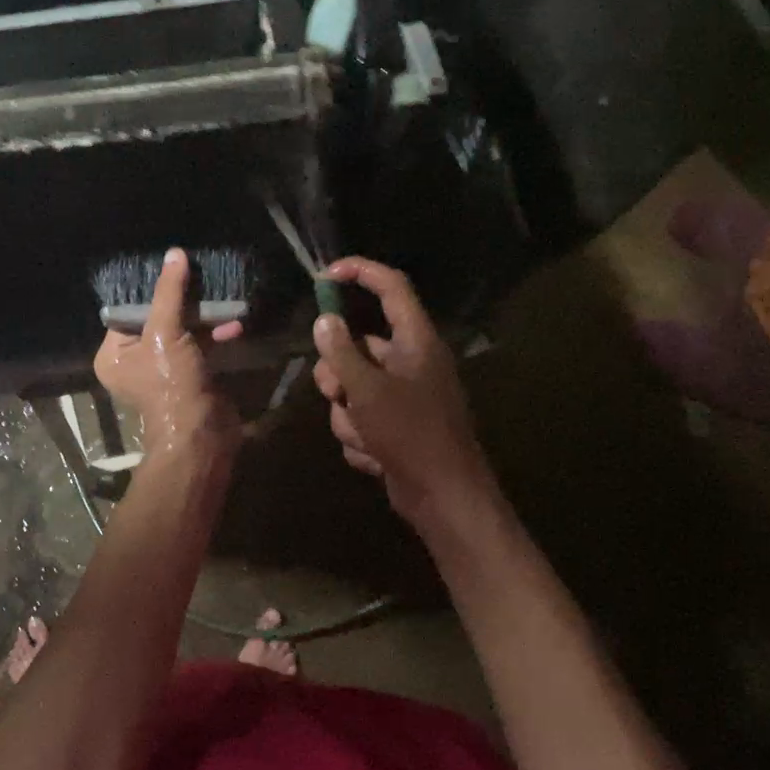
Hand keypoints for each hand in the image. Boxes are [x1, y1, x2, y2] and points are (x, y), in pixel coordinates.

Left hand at [94, 248, 243, 457]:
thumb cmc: (170, 383)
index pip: (127, 310)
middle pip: (156, 318)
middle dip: (181, 300)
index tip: (169, 265)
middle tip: (198, 274)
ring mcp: (163, 369)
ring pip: (181, 331)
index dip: (148, 289)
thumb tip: (174, 254)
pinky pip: (200, 346)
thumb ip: (169, 293)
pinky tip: (235, 321)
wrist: (202, 433)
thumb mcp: (165, 333)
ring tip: (222, 293)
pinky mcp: (190, 375)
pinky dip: (215, 333)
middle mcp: (134, 361)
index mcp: (113, 354)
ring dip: (203, 315)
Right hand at [311, 257, 491, 519]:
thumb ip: (341, 353)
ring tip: (365, 435)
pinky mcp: (396, 426)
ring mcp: (404, 396)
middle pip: (357, 347)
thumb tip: (325, 320)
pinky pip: (361, 418)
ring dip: (348, 415)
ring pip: (352, 388)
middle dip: (337, 375)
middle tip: (337, 393)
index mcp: (416, 342)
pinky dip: (360, 437)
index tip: (325, 274)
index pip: (391, 288)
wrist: (444, 496)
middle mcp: (411, 363)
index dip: (360, 272)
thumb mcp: (367, 390)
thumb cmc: (411, 434)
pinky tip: (375, 456)